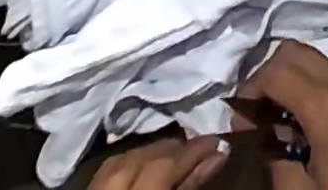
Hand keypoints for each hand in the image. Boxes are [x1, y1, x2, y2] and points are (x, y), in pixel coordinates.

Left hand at [90, 136, 227, 189]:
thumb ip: (189, 188)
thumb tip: (218, 156)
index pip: (163, 167)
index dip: (193, 151)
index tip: (217, 142)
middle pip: (143, 158)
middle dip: (175, 150)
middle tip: (201, 150)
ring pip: (125, 159)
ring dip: (154, 153)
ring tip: (177, 157)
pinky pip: (109, 168)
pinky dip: (131, 162)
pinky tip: (146, 165)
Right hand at [238, 40, 327, 189]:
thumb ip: (274, 153)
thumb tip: (258, 129)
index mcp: (326, 104)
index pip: (277, 71)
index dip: (250, 89)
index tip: (238, 119)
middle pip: (295, 51)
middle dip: (268, 74)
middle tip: (254, 111)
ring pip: (315, 57)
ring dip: (291, 77)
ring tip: (277, 115)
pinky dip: (312, 82)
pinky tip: (305, 116)